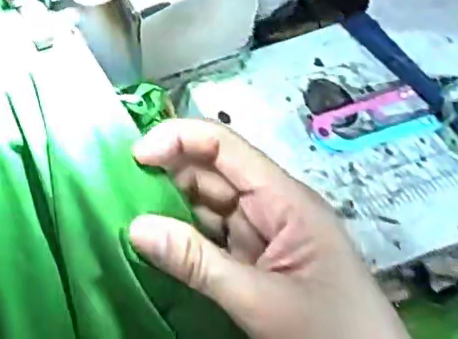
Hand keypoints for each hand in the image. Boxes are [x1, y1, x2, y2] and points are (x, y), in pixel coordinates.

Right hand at [129, 119, 408, 338]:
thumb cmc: (333, 336)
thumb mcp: (263, 303)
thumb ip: (199, 264)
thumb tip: (135, 227)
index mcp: (283, 196)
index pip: (222, 144)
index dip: (177, 139)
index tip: (136, 157)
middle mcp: (274, 205)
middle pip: (212, 171)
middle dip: (169, 173)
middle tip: (124, 188)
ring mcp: (268, 236)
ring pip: (209, 204)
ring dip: (173, 207)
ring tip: (132, 213)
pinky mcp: (263, 266)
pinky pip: (216, 238)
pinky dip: (187, 239)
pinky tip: (160, 245)